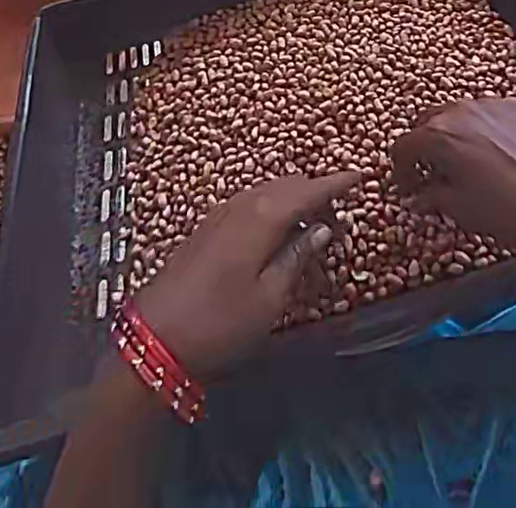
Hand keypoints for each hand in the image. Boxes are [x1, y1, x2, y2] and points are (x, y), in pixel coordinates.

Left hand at [134, 172, 360, 379]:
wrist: (155, 340)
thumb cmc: (221, 323)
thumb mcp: (270, 298)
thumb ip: (297, 256)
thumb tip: (323, 229)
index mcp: (263, 217)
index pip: (309, 190)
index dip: (336, 183)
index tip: (361, 175)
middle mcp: (242, 204)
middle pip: (288, 185)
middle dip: (317, 192)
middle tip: (340, 213)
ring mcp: (221, 213)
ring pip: (267, 191)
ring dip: (293, 199)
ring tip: (314, 222)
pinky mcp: (207, 226)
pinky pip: (250, 202)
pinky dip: (272, 207)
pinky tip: (277, 229)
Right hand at [389, 98, 515, 252]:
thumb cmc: (510, 211)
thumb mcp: (460, 209)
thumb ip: (431, 195)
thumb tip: (419, 194)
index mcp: (439, 135)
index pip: (404, 145)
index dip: (401, 168)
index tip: (408, 184)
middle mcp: (460, 110)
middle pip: (427, 122)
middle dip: (424, 146)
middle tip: (431, 172)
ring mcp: (491, 104)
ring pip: (457, 113)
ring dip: (452, 133)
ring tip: (463, 161)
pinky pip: (487, 112)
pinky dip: (481, 127)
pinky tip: (493, 152)